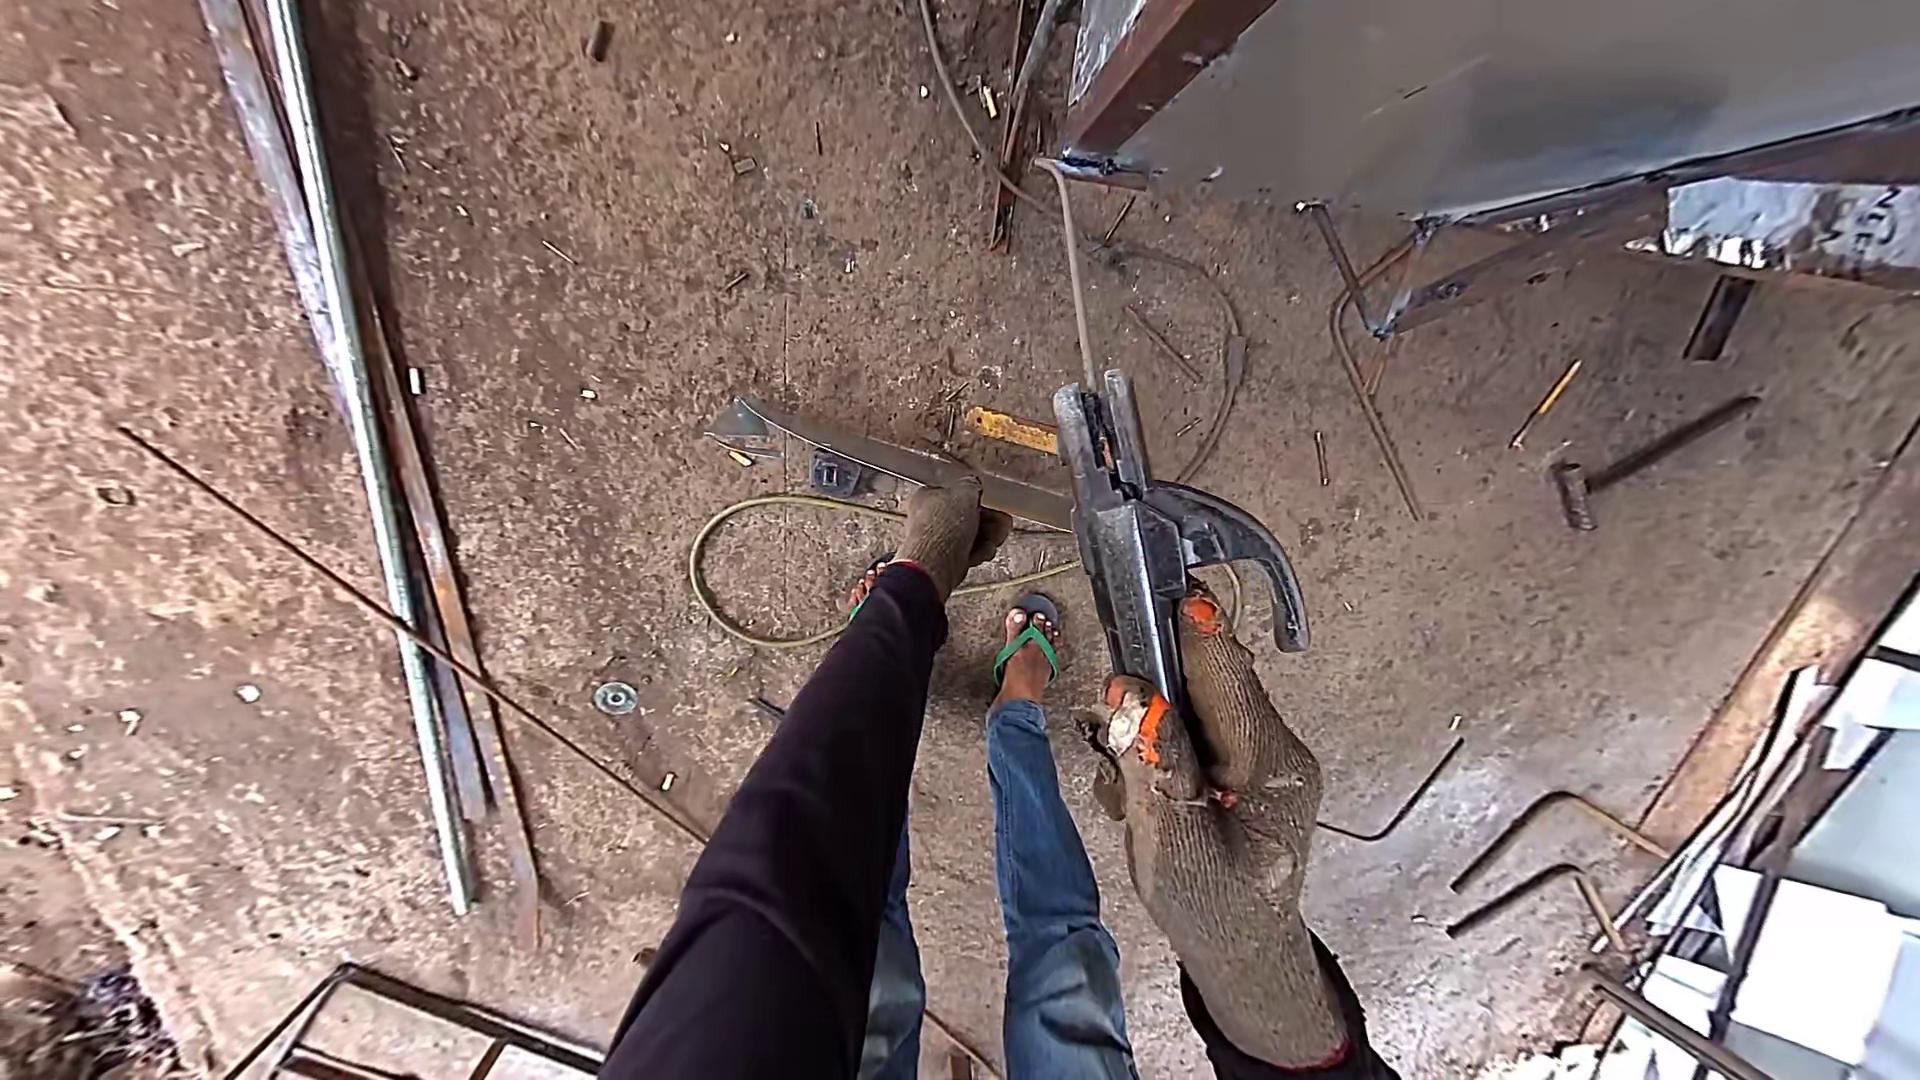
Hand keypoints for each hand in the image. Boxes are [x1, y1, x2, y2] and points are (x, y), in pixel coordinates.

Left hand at [894, 477, 1012, 599]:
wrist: (936, 562)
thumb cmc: (943, 525)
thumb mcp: (964, 493)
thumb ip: (971, 485)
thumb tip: (973, 482)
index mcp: (925, 497)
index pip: (954, 494)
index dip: (975, 498)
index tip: (990, 503)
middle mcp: (927, 519)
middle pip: (965, 517)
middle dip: (988, 521)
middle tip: (1002, 523)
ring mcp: (936, 541)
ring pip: (969, 536)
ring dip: (987, 537)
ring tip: (996, 538)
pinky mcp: (944, 560)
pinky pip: (967, 552)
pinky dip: (979, 552)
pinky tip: (985, 551)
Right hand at [1095, 589, 1349, 1068]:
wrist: (1239, 948)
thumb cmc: (1210, 908)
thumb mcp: (1171, 844)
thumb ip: (1150, 764)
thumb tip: (1129, 691)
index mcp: (1270, 765)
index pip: (1227, 676)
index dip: (1194, 631)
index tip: (1165, 588)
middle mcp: (1269, 745)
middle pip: (1206, 678)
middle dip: (1155, 683)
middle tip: (1114, 710)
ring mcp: (1252, 749)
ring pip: (1189, 698)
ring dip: (1147, 720)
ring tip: (1131, 781)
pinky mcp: (1231, 756)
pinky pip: (1186, 721)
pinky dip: (1153, 740)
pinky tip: (1144, 787)